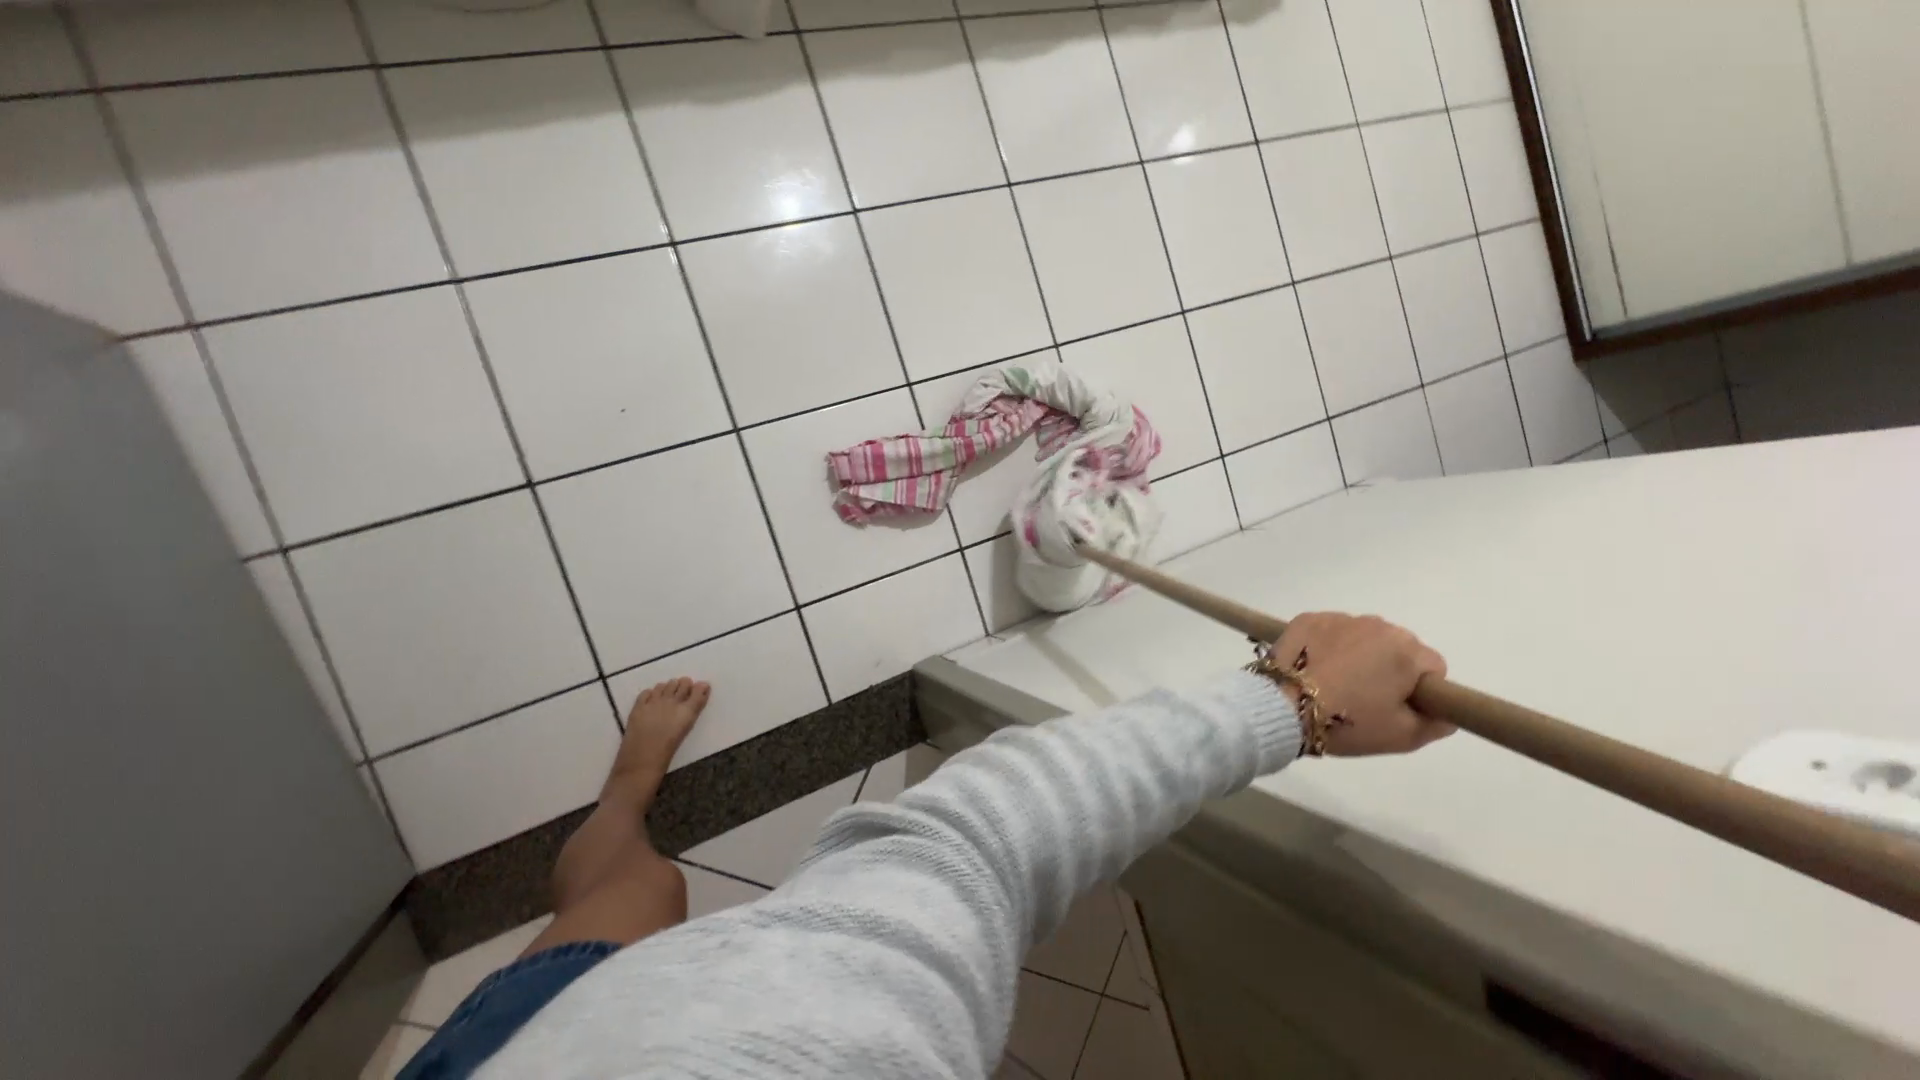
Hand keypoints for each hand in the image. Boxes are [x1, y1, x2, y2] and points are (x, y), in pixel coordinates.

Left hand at [1268, 613, 1452, 756]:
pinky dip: (1328, 646)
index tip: (1395, 707)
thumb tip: (1445, 712)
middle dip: (1388, 669)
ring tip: (1335, 683)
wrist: (1283, 707)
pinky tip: (1314, 668)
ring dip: (1358, 655)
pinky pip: (1331, 631)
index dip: (1419, 691)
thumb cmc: (1348, 722)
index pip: (1432, 668)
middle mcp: (1377, 624)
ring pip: (1364, 637)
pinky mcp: (1308, 618)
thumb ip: (1437, 723)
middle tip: (1363, 698)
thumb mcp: (1403, 736)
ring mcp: (1340, 618)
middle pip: (1398, 648)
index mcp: (1406, 650)